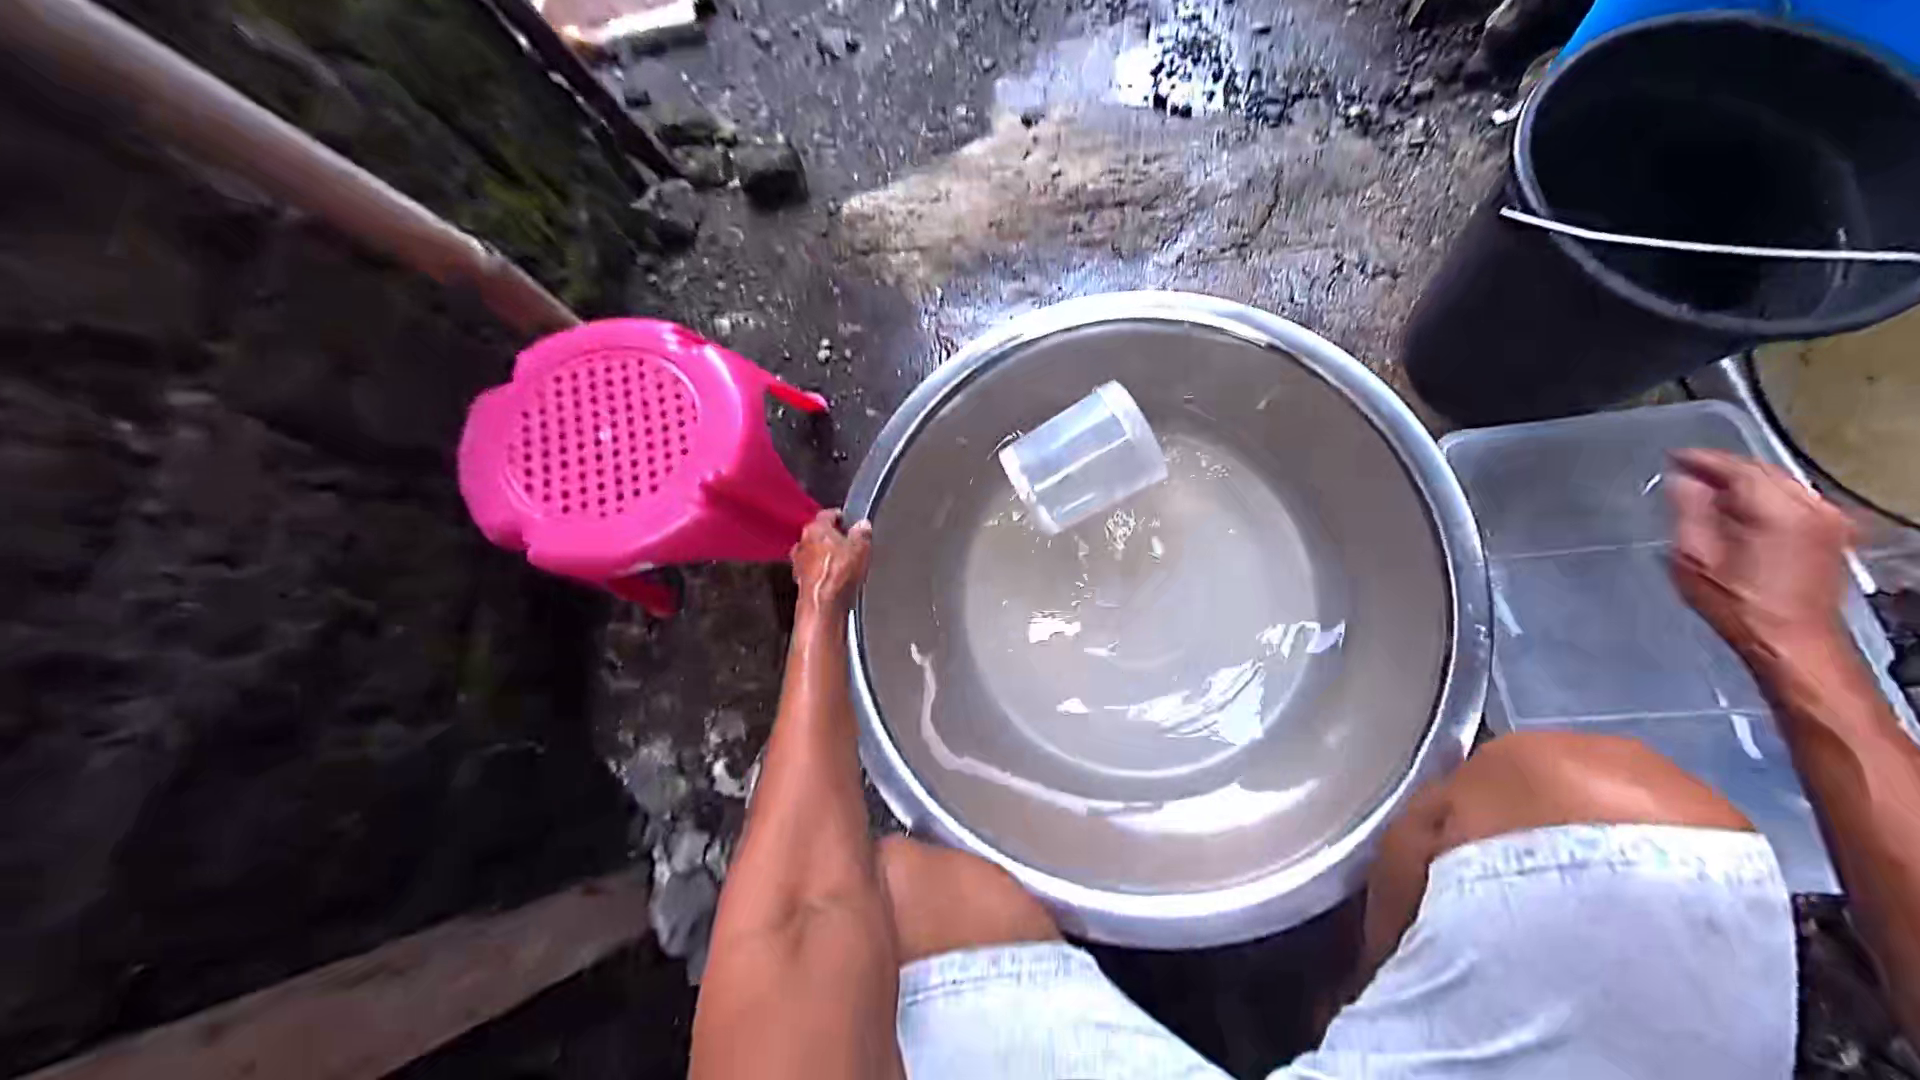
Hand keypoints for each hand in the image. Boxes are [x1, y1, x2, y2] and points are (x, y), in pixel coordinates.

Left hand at [791, 510, 872, 620]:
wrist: (823, 603)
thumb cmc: (838, 574)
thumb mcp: (861, 548)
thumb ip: (862, 533)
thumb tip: (863, 525)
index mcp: (816, 528)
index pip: (828, 514)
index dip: (841, 516)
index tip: (849, 520)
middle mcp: (803, 542)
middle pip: (820, 533)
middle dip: (833, 537)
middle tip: (850, 543)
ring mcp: (799, 561)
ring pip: (815, 551)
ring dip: (826, 555)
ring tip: (843, 563)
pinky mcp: (800, 578)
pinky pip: (813, 569)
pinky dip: (822, 571)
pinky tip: (835, 577)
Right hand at [1667, 448, 1854, 660]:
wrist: (1790, 637)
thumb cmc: (1736, 603)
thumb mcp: (1693, 557)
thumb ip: (1689, 512)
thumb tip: (1683, 483)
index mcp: (1777, 512)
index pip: (1739, 468)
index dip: (1702, 459)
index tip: (1674, 457)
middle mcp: (1812, 510)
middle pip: (1765, 471)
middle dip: (1724, 467)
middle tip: (1686, 469)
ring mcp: (1829, 523)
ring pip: (1782, 483)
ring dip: (1744, 481)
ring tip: (1707, 486)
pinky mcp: (1832, 535)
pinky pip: (1795, 499)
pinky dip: (1764, 494)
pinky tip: (1739, 505)